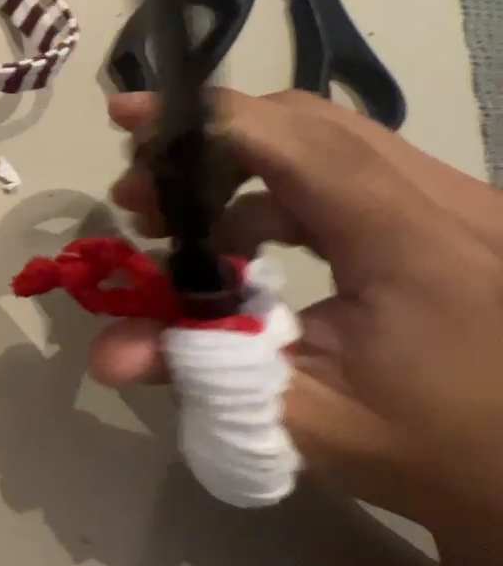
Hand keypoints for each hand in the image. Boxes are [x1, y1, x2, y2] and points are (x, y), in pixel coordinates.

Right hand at [95, 90, 502, 563]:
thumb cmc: (433, 450)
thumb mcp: (306, 419)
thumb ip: (200, 372)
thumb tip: (102, 357)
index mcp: (421, 250)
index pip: (304, 147)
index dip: (210, 120)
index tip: (125, 115)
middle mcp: (454, 209)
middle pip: (311, 125)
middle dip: (208, 144)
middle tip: (142, 198)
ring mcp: (462, 209)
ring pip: (329, 141)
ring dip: (236, 167)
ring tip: (177, 224)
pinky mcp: (452, 220)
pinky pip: (349, 170)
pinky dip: (273, 189)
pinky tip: (241, 242)